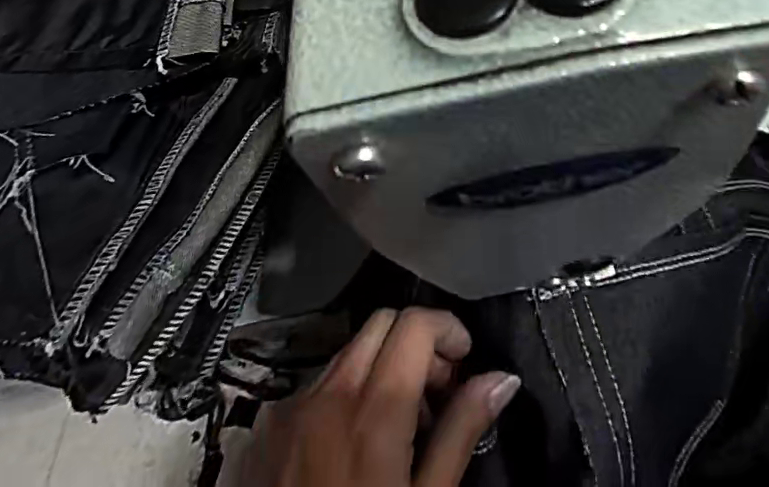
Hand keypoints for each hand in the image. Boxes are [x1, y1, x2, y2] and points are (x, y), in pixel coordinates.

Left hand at [239, 307, 520, 486]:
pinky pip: (317, 384)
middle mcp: (326, 396)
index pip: (415, 324)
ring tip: (399, 423)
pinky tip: (354, 444)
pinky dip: (348, 391)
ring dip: (383, 365)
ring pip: (349, 351)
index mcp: (371, 411)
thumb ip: (462, 430)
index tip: (464, 362)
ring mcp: (289, 411)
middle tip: (437, 390)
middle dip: (418, 343)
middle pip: (381, 324)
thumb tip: (503, 378)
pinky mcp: (265, 432)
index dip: (448, 330)